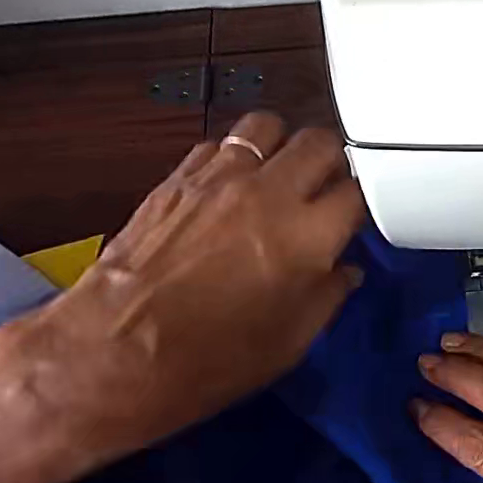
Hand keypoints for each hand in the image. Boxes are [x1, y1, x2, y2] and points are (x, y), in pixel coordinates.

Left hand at [0, 111, 367, 468]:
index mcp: (310, 235)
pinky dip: (238, 156)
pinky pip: (220, 144)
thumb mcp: (296, 338)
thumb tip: (345, 269)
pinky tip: (235, 185)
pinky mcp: (177, 179)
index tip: (362, 217)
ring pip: (268, 125)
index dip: (368, 201)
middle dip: (334, 161)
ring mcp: (219, 179)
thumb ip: (330, 293)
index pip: (360, 191)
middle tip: (329, 188)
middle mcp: (270, 194)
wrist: (114, 355)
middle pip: (321, 142)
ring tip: (283, 175)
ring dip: (285, 147)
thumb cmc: (218, 357)